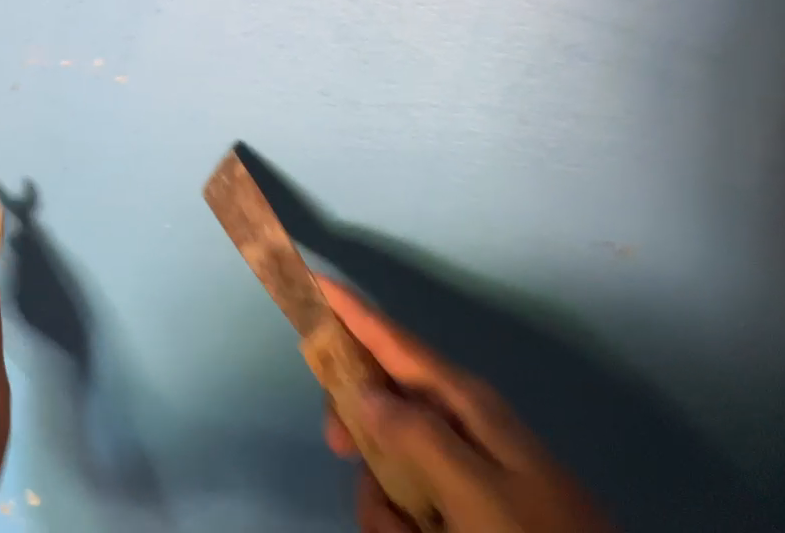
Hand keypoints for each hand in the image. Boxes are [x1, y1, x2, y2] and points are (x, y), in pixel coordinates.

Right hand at [317, 278, 615, 532]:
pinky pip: (402, 490)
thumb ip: (415, 436)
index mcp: (461, 399)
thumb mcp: (475, 491)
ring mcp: (456, 458)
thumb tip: (361, 391)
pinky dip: (398, 519)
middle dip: (352, 421)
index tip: (309, 276)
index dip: (346, 306)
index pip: (389, 337)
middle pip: (374, 393)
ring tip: (410, 531)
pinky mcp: (458, 495)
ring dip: (381, 495)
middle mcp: (454, 417)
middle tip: (339, 449)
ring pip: (382, 452)